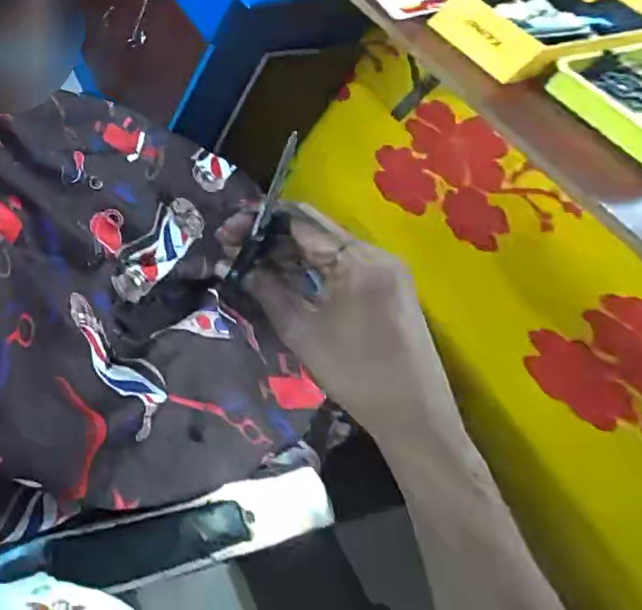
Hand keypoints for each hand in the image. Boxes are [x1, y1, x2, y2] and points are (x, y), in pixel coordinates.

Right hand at [245, 203, 455, 437]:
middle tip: (229, 247)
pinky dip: (304, 264)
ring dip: (282, 249)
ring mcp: (384, 271)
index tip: (224, 234)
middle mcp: (375, 256)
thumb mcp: (299, 328)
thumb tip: (231, 262)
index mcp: (358, 261)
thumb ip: (264, 287)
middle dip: (266, 234)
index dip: (255, 222)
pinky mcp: (384, 287)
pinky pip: (336, 261)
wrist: (416, 420)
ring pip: (321, 244)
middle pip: (309, 228)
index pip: (296, 221)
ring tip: (246, 261)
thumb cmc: (355, 372)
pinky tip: (277, 275)